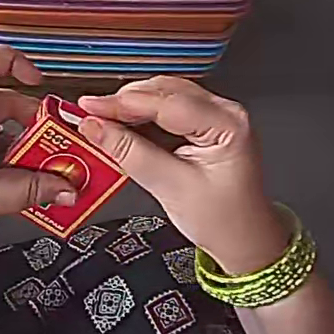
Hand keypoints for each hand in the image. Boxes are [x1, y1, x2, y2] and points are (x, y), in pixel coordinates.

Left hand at [0, 46, 77, 263]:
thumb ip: (27, 191)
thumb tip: (67, 188)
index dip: (12, 61)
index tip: (37, 83)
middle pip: (0, 101)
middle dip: (32, 125)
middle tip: (57, 151)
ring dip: (20, 149)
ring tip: (42, 175)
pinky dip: (4, 160)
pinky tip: (19, 185)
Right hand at [76, 77, 288, 274]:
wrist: (245, 241)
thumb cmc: (223, 221)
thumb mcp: (171, 187)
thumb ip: (130, 153)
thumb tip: (95, 128)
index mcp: (227, 124)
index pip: (165, 102)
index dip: (121, 103)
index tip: (89, 106)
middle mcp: (224, 111)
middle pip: (163, 91)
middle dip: (123, 102)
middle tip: (89, 114)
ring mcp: (214, 115)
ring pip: (162, 95)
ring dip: (130, 106)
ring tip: (100, 120)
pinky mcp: (202, 123)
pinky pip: (166, 108)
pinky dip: (141, 116)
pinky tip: (121, 126)